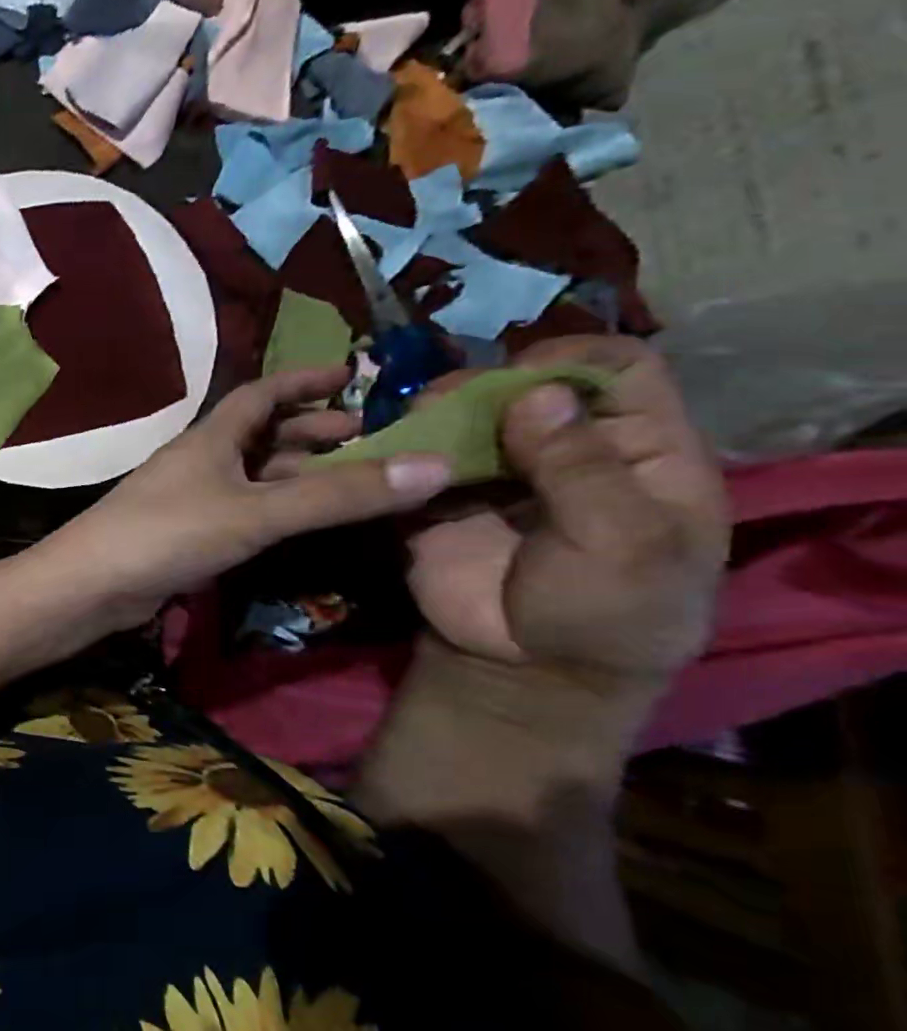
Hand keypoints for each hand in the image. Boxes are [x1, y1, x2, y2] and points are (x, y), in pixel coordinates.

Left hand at [41, 366, 452, 628]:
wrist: (93, 585)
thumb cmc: (170, 533)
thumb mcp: (258, 511)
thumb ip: (338, 495)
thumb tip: (436, 466)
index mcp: (211, 437)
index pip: (262, 393)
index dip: (305, 380)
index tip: (352, 375)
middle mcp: (201, 460)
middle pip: (261, 434)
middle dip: (312, 431)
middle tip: (370, 436)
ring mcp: (190, 498)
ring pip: (254, 475)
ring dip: (298, 474)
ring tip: (351, 479)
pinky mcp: (186, 534)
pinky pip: (243, 510)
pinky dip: (276, 509)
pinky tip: (300, 522)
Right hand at [406, 337, 729, 693]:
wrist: (523, 670)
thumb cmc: (605, 612)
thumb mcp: (624, 543)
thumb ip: (583, 467)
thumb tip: (535, 394)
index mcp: (637, 453)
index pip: (617, 372)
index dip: (573, 360)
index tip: (522, 378)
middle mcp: (564, 450)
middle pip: (528, 385)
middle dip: (488, 385)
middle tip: (451, 404)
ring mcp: (498, 472)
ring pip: (467, 413)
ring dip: (439, 408)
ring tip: (417, 423)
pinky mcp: (440, 495)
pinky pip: (420, 455)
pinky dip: (404, 442)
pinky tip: (392, 444)